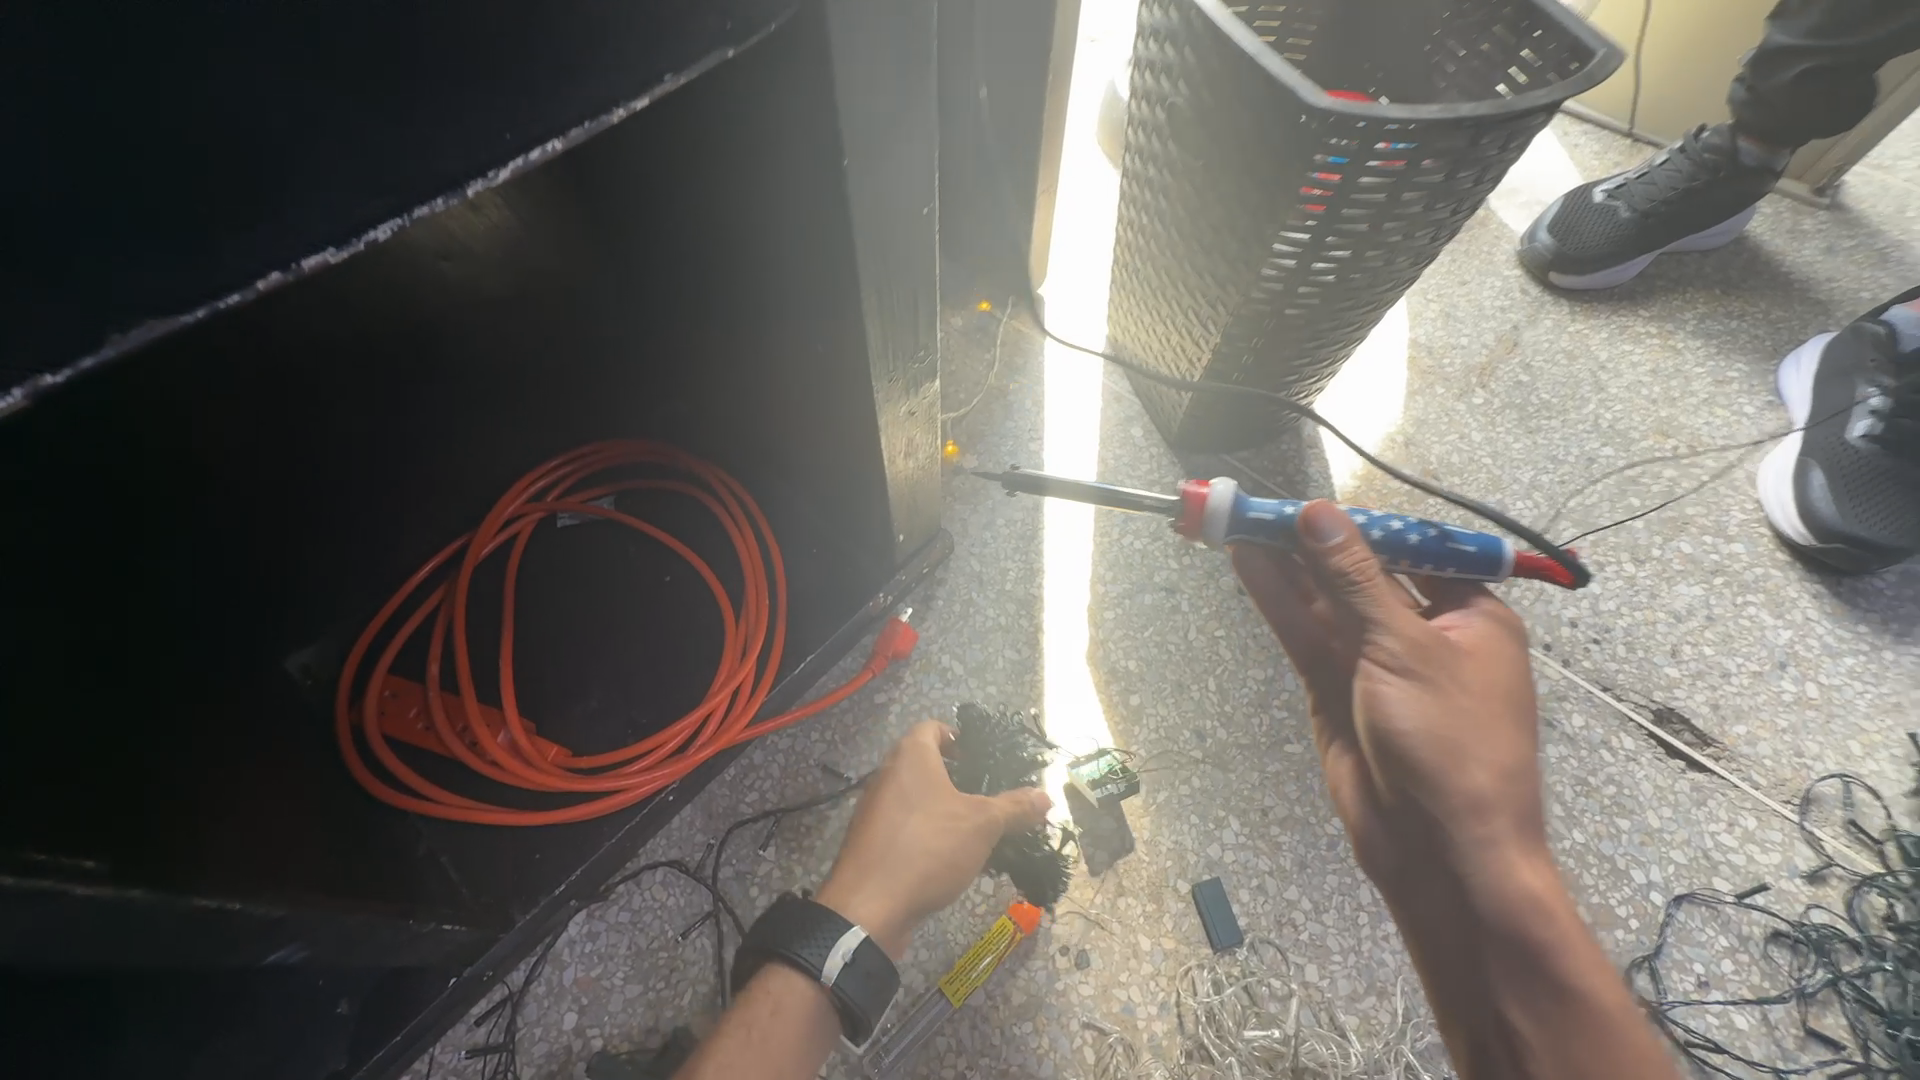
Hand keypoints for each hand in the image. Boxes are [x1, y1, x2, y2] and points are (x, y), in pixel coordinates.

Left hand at [814, 721, 1049, 957]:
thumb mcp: (982, 825)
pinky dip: (926, 834)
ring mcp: (874, 810)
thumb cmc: (928, 847)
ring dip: (943, 810)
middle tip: (987, 796)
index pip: (932, 728)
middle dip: (957, 778)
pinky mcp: (870, 843)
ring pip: (915, 798)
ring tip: (976, 832)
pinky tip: (950, 860)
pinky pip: (904, 827)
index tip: (982, 759)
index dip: (958, 737)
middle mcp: (887, 775)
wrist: (868, 908)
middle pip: (924, 764)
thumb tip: (1046, 796)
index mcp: (911, 757)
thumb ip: (1014, 808)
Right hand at [1231, 501, 1547, 898]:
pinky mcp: (1335, 688)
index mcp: (1468, 615)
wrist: (1439, 849)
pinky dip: (1279, 602)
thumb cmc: (1448, 740)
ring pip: (1324, 602)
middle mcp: (1421, 632)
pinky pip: (1306, 634)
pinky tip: (1249, 567)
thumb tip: (1318, 512)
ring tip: (1241, 527)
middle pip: (1359, 573)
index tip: (1310, 502)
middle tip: (1260, 509)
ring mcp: (1373, 661)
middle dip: (1311, 543)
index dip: (1358, 524)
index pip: (1411, 550)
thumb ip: (1353, 578)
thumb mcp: (1403, 647)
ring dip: (1286, 567)